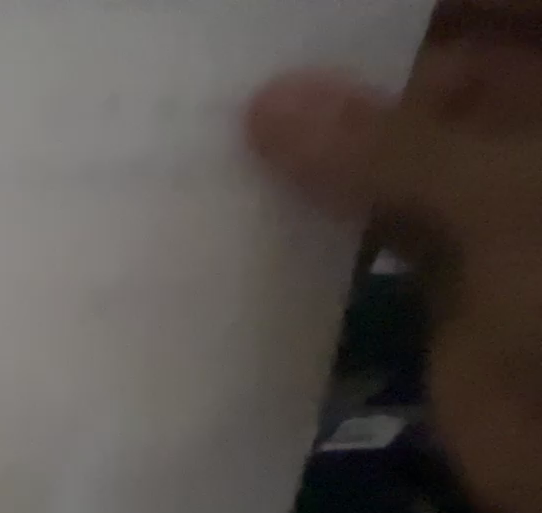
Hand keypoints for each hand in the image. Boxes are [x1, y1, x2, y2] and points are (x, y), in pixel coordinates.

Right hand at [247, 11, 541, 512]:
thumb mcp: (517, 208)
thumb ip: (394, 151)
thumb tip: (270, 105)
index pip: (512, 11)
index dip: (417, 8)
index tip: (308, 17)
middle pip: (456, 66)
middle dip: (355, 68)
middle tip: (242, 70)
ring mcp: (509, 198)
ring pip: (409, 143)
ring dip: (325, 143)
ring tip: (223, 127)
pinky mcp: (455, 263)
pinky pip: (379, 215)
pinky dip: (321, 209)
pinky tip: (247, 200)